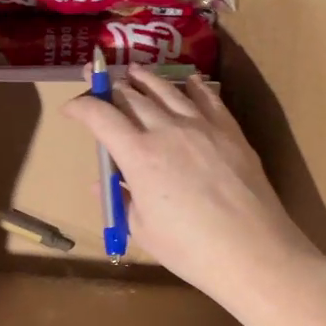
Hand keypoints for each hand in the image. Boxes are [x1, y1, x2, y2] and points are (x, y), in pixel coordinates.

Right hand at [64, 67, 321, 302]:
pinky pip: (208, 98)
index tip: (70, 110)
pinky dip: (192, 86)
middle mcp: (167, 130)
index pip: (99, 115)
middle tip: (96, 77)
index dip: (80, 107)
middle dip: (108, 85)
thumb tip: (106, 183)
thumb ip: (121, 198)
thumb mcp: (142, 228)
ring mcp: (202, 127)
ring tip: (134, 71)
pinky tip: (188, 81)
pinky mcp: (230, 132)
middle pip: (131, 95)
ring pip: (167, 89)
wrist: (255, 254)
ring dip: (145, 78)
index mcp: (138, 155)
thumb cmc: (191, 249)